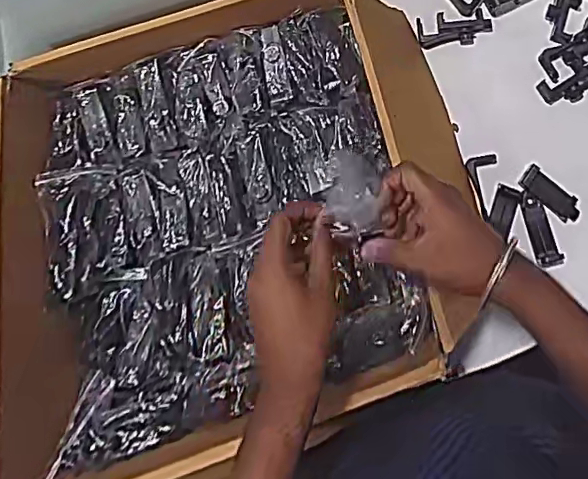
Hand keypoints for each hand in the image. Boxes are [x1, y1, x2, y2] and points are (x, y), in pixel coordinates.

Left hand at [247, 203, 335, 403]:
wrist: (290, 377)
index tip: (324, 214)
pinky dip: (295, 261)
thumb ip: (322, 248)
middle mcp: (258, 274)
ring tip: (329, 246)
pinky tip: (317, 267)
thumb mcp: (322, 284)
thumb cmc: (308, 333)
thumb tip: (324, 224)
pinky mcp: (261, 300)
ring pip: (277, 252)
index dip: (301, 211)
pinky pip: (275, 269)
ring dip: (301, 244)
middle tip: (330, 228)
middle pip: (276, 235)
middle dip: (303, 226)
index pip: (279, 222)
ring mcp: (257, 288)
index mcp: (270, 267)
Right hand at [360, 164, 506, 296]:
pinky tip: (412, 245)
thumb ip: (389, 251)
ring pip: (418, 198)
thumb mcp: (419, 258)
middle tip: (385, 226)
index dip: (387, 187)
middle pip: (409, 184)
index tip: (380, 208)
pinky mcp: (454, 216)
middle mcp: (443, 194)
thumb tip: (369, 248)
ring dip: (403, 216)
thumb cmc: (468, 260)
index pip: (404, 171)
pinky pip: (428, 210)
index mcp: (434, 195)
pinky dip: (416, 223)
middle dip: (392, 205)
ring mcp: (450, 204)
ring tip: (396, 238)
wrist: (496, 271)